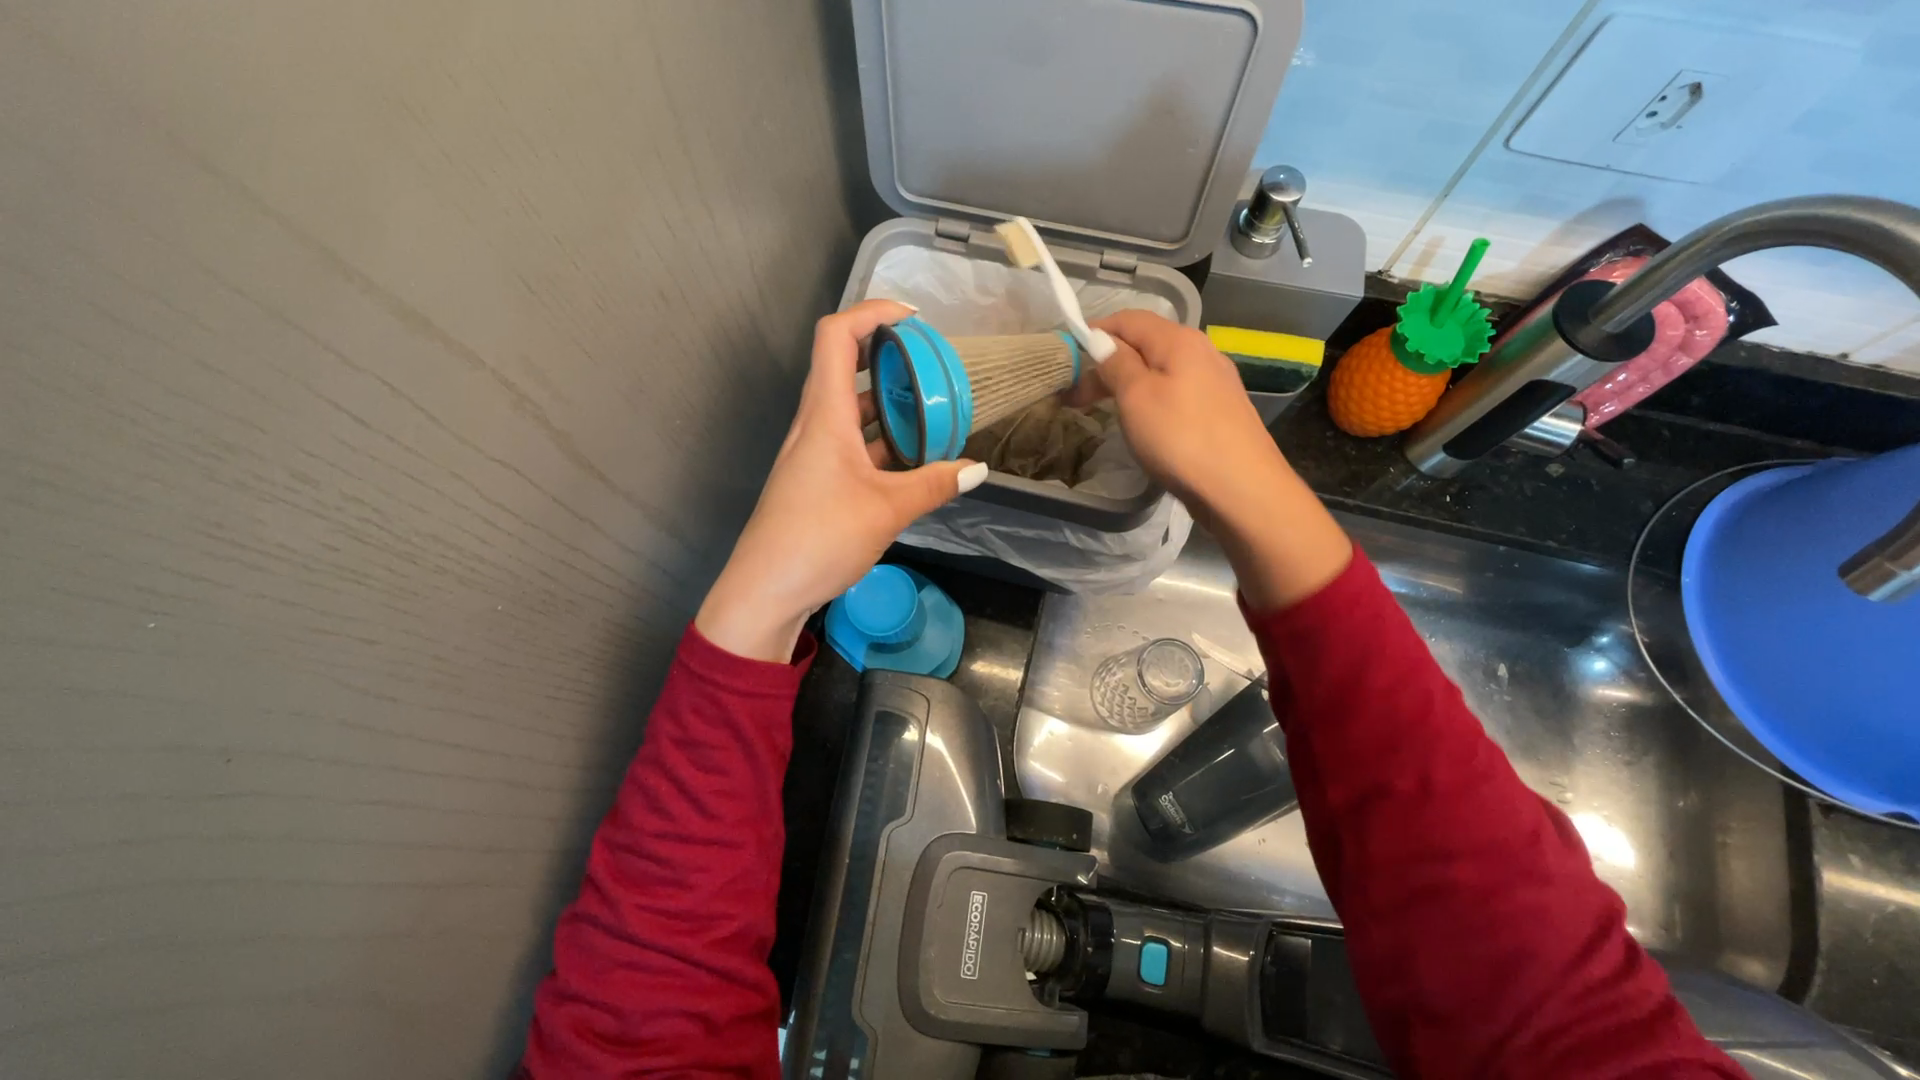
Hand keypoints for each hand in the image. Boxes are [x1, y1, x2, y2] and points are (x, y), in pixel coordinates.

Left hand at [695, 300, 987, 661]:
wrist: (765, 590)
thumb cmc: (821, 538)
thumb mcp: (888, 510)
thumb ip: (934, 485)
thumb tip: (977, 469)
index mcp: (824, 415)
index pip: (837, 336)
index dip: (873, 313)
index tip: (914, 319)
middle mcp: (814, 425)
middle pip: (844, 367)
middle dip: (888, 357)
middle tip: (930, 366)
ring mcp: (813, 453)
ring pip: (850, 410)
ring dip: (887, 403)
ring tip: (931, 410)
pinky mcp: (816, 480)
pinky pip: (851, 443)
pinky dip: (881, 440)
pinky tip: (912, 460)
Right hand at [1079, 311, 1290, 517]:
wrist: (1242, 489)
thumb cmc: (1181, 438)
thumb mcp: (1136, 397)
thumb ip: (1116, 363)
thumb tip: (1101, 340)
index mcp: (1179, 340)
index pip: (1128, 319)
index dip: (1094, 332)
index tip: (1065, 357)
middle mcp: (1201, 352)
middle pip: (1145, 344)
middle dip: (1107, 363)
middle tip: (1075, 395)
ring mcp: (1214, 382)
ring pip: (1161, 370)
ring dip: (1127, 383)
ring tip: (1103, 408)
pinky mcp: (1219, 411)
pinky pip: (1176, 392)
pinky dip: (1150, 399)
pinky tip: (1142, 422)